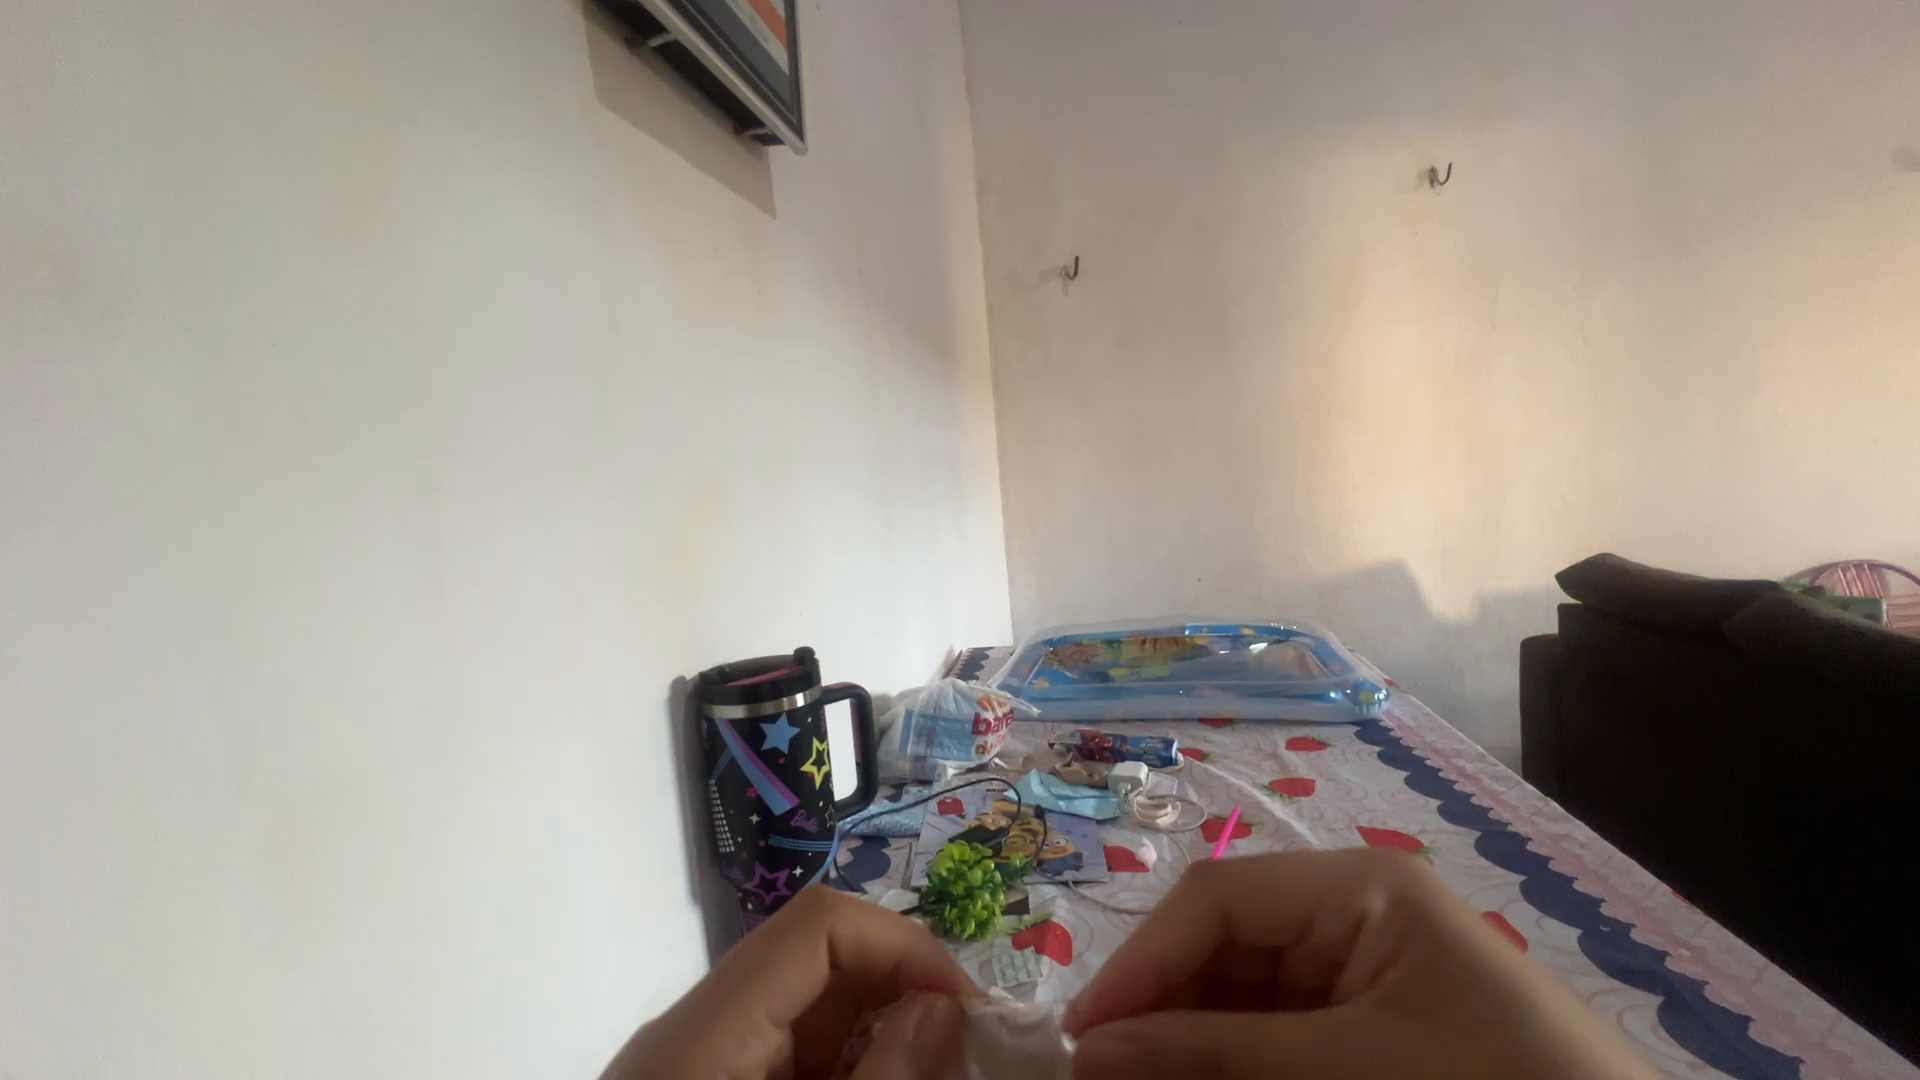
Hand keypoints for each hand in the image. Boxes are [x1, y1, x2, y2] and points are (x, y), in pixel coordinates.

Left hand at [603, 886, 975, 1079]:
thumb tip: (945, 1009)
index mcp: (704, 1031)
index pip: (817, 924)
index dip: (901, 944)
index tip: (964, 1007)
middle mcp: (701, 1027)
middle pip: (817, 954)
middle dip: (902, 984)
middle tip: (965, 1044)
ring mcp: (706, 1059)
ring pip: (812, 1000)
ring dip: (884, 1023)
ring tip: (940, 1064)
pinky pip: (797, 1047)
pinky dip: (852, 1058)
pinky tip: (890, 1076)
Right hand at [1064, 849, 1657, 1079]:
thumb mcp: (1354, 1071)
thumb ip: (1221, 1055)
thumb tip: (1095, 1049)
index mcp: (1357, 885)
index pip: (1217, 899)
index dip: (1142, 959)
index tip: (1084, 1033)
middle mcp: (1348, 910)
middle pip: (1222, 942)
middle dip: (1160, 1004)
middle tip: (1101, 1068)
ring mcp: (1356, 967)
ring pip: (1237, 988)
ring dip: (1186, 1036)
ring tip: (1137, 1076)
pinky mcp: (1364, 1021)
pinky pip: (1272, 1027)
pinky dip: (1230, 1057)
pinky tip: (1194, 1076)